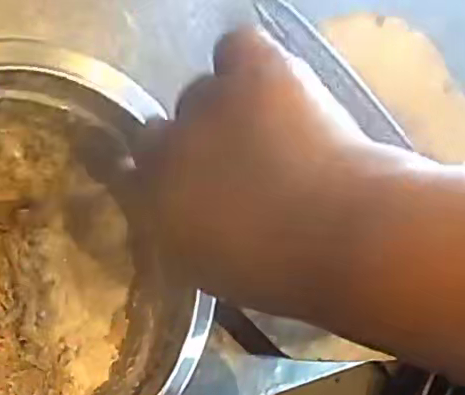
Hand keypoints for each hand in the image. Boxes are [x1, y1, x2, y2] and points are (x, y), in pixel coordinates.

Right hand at [136, 27, 408, 318]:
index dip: (147, 179)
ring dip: (218, 112)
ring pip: (198, 94)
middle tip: (221, 166)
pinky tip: (267, 89)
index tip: (170, 187)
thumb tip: (184, 218)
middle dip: (182, 148)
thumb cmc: (277, 274)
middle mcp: (167, 152)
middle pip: (156, 133)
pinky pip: (234, 49)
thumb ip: (184, 237)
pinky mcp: (252, 68)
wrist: (338, 238)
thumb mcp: (211, 271)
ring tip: (257, 133)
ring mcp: (206, 104)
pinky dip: (246, 66)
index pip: (126, 178)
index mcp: (155, 210)